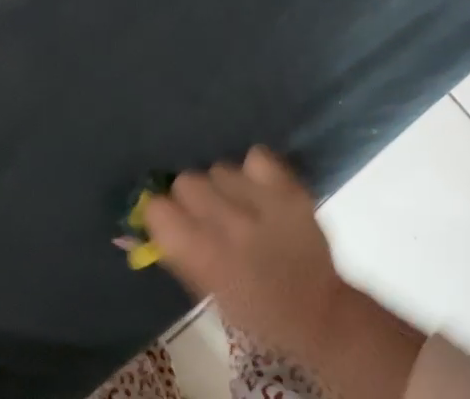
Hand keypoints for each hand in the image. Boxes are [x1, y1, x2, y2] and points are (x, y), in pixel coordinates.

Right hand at [143, 147, 350, 359]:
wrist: (317, 312)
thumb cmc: (256, 314)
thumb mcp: (207, 293)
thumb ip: (177, 255)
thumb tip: (152, 224)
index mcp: (203, 254)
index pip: (157, 208)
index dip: (161, 214)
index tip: (171, 223)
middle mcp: (228, 221)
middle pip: (186, 180)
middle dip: (191, 198)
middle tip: (207, 216)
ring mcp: (261, 200)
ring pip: (219, 168)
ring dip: (223, 186)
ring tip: (239, 206)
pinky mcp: (289, 188)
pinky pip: (256, 156)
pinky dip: (254, 170)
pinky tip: (260, 191)